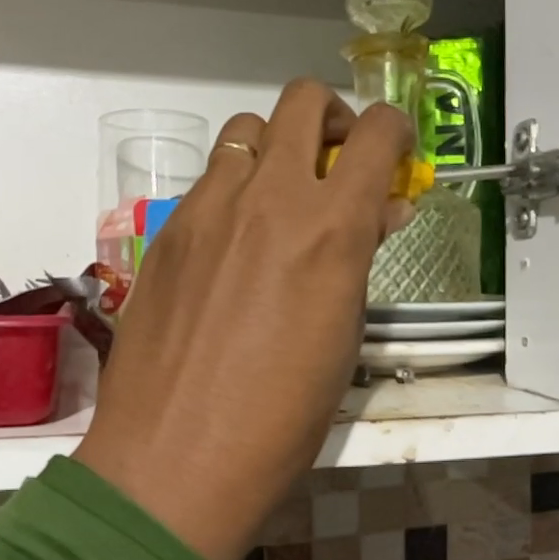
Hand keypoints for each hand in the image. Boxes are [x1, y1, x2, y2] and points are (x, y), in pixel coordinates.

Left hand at [72, 79, 415, 559]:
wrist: (174, 458)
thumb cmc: (279, 420)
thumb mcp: (342, 340)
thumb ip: (358, 260)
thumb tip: (376, 214)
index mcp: (327, 229)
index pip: (374, 134)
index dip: (394, 130)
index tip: (394, 151)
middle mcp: (266, 200)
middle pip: (300, 101)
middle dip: (330, 118)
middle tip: (335, 162)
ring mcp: (205, 212)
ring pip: (243, 134)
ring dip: (273, 150)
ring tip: (280, 201)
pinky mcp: (163, 235)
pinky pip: (206, 183)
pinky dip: (232, 191)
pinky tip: (233, 245)